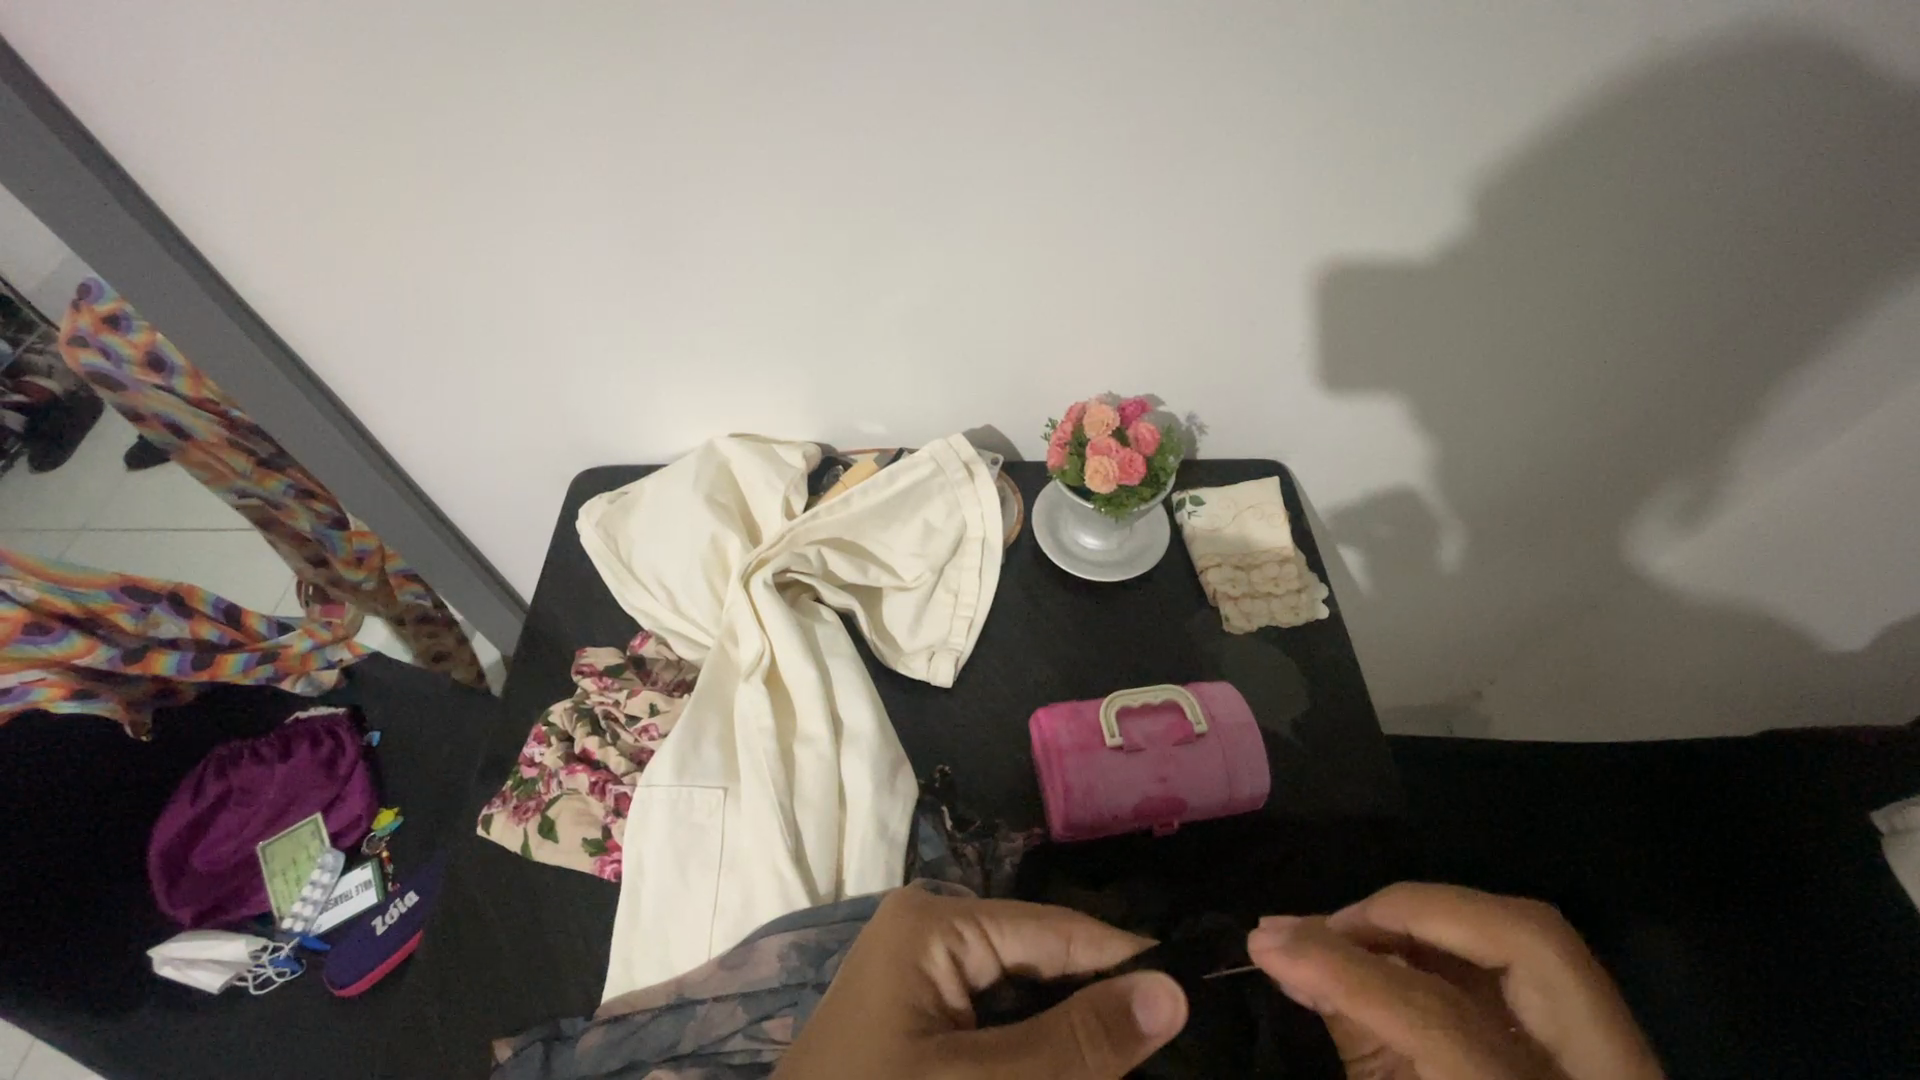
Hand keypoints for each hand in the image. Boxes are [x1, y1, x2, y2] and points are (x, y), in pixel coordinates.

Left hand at [773, 886, 1187, 1079]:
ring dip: (1064, 1037)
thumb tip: (1172, 990)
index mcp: (936, 923)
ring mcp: (921, 970)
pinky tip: (1057, 1066)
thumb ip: (1077, 1044)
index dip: (1127, 962)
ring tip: (1113, 1060)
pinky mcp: (918, 1012)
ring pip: (1024, 995)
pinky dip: (1028, 1049)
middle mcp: (929, 928)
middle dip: (1093, 1009)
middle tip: (1162, 1044)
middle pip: (1042, 961)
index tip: (1195, 993)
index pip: (1058, 930)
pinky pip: (993, 1017)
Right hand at [1249, 883, 1663, 1079]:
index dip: (1342, 968)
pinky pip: (1527, 971)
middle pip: (1527, 939)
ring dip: (1429, 921)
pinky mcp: (1609, 1056)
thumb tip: (1288, 954)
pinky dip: (1452, 948)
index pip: (1438, 1018)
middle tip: (1334, 922)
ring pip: (1535, 940)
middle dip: (1416, 910)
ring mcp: (1626, 1071)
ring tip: (1353, 933)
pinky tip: (1397, 957)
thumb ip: (1357, 1042)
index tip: (1267, 942)